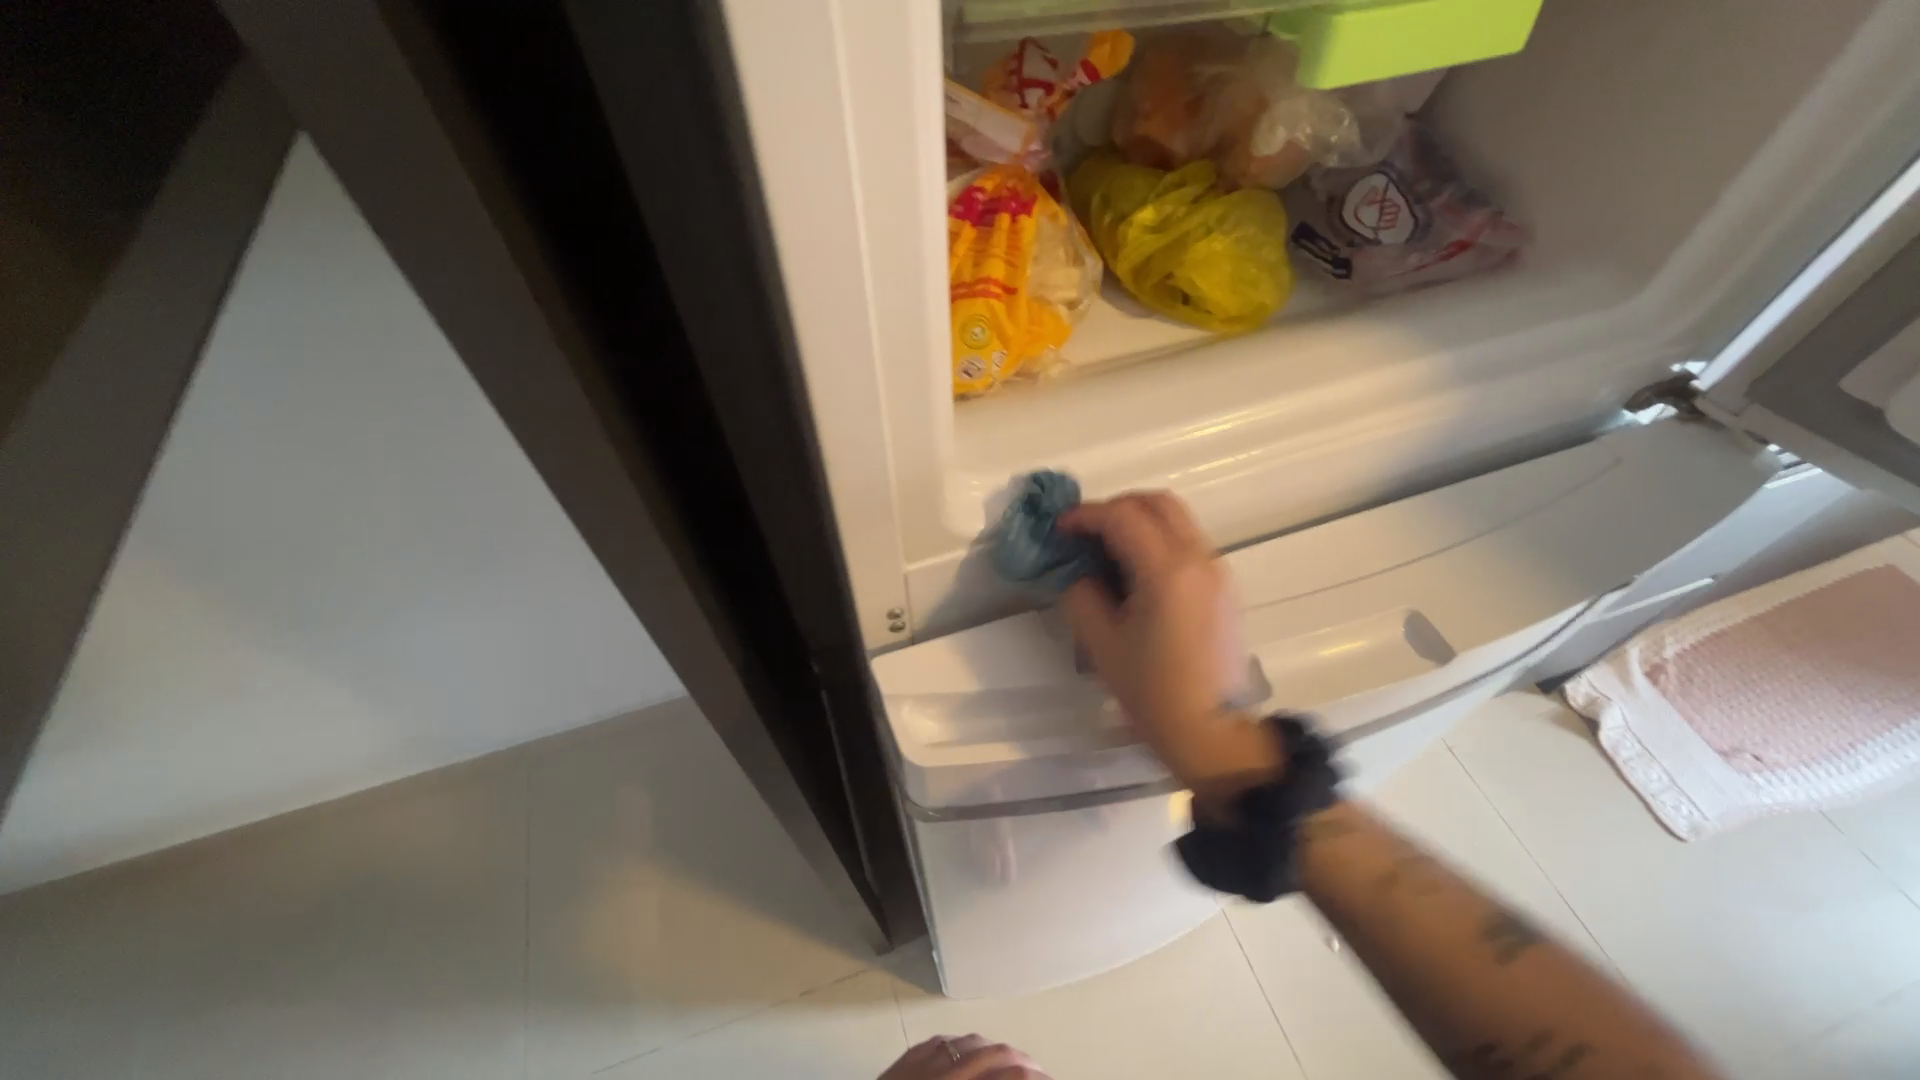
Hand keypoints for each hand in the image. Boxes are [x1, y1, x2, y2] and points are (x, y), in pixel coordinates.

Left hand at [877, 1034, 1049, 1079]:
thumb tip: (1013, 1079)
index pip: (1009, 1075)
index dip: (1035, 1078)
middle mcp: (945, 1071)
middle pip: (995, 1053)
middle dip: (1023, 1062)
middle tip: (1040, 1074)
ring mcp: (923, 1061)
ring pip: (969, 1041)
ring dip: (995, 1050)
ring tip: (1010, 1062)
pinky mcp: (904, 1060)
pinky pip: (941, 1041)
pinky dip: (962, 1045)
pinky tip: (969, 1051)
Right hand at [1061, 492, 1281, 794]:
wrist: (1212, 731)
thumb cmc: (1152, 692)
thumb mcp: (1101, 643)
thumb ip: (1081, 593)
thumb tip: (1077, 568)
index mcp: (1167, 571)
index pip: (1122, 516)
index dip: (1085, 515)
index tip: (1059, 529)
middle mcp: (1199, 558)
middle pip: (1157, 502)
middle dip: (1115, 507)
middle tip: (1084, 533)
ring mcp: (1218, 570)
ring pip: (1176, 519)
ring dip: (1139, 521)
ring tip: (1107, 551)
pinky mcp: (1225, 586)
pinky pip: (1188, 542)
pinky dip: (1159, 540)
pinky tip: (1136, 572)